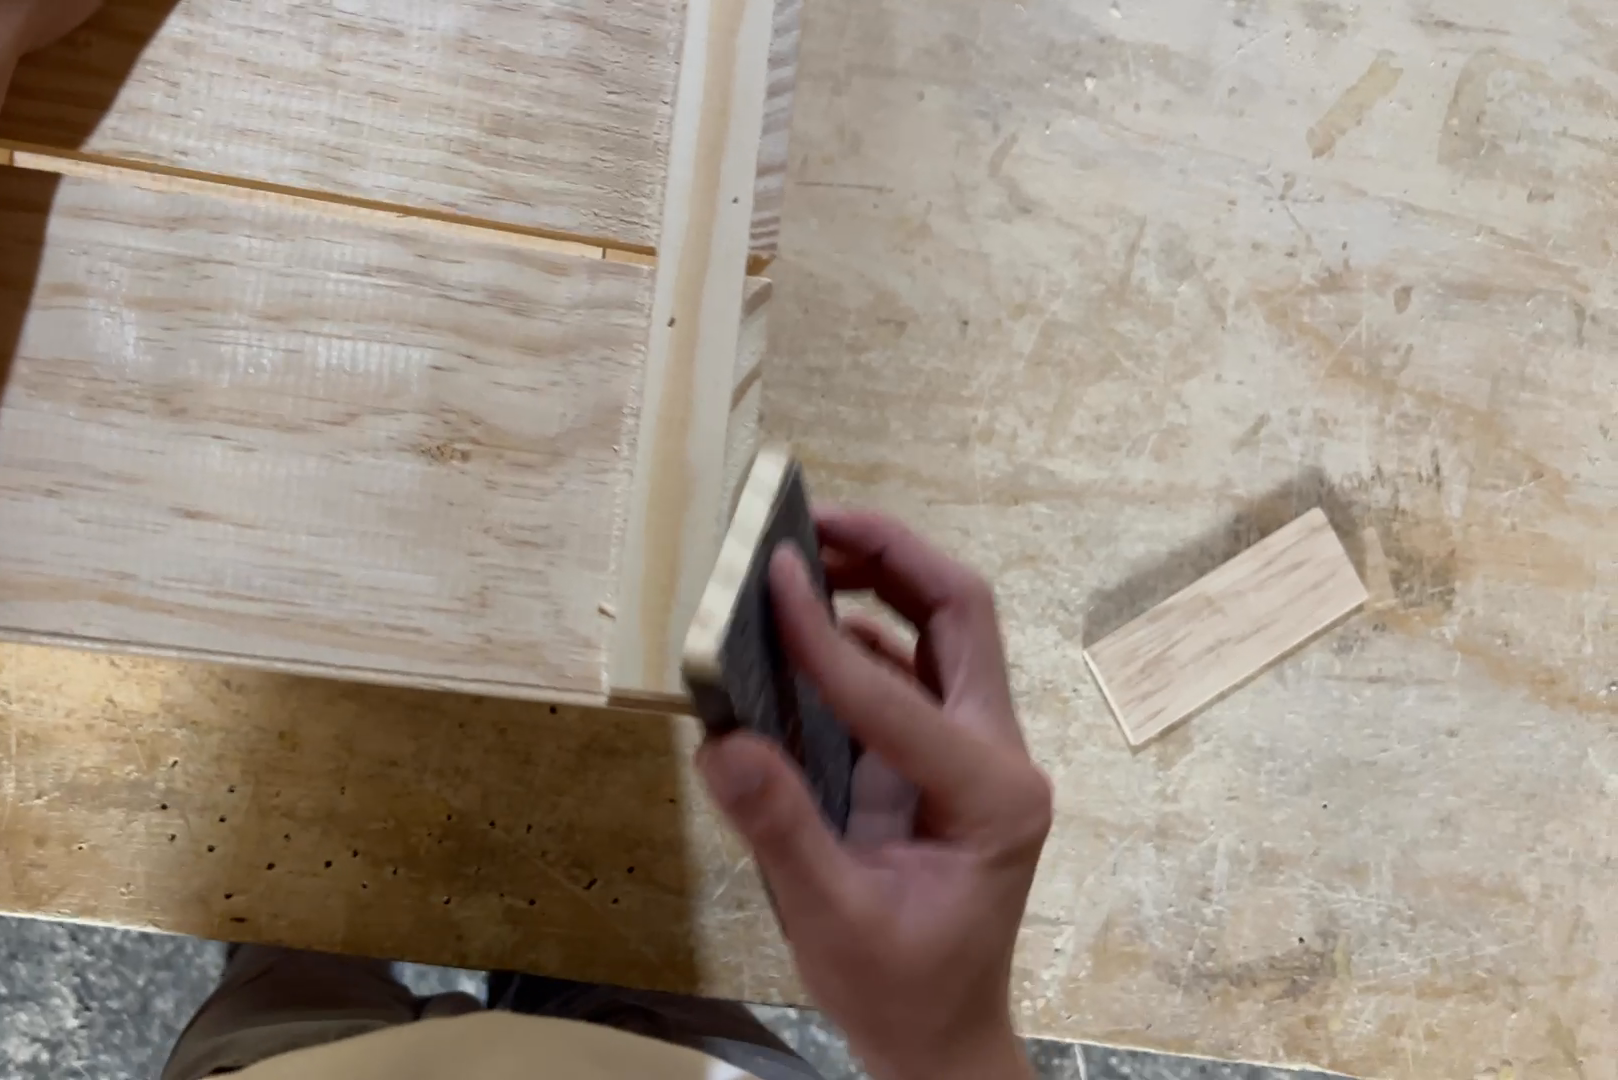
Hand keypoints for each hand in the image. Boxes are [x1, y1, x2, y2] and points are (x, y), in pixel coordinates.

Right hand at [696, 511, 1052, 1079]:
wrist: (939, 1031)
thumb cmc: (899, 989)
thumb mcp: (835, 922)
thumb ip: (781, 829)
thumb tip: (719, 741)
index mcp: (988, 794)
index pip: (896, 691)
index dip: (824, 635)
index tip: (770, 575)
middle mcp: (996, 752)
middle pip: (962, 613)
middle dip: (892, 554)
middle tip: (816, 521)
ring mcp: (973, 745)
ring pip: (943, 625)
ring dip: (881, 574)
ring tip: (809, 549)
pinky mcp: (939, 747)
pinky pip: (907, 661)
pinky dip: (861, 625)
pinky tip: (811, 621)